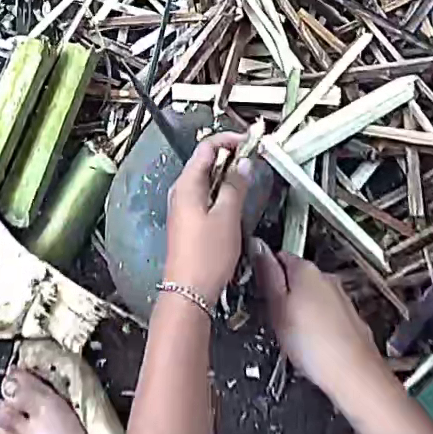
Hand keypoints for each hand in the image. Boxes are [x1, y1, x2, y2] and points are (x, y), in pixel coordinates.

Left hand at [162, 133, 254, 298]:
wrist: (188, 293)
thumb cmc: (205, 257)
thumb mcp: (227, 217)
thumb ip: (235, 186)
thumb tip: (242, 164)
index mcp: (187, 184)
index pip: (206, 147)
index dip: (228, 140)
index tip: (248, 141)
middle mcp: (181, 191)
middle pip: (205, 160)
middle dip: (229, 156)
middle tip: (251, 158)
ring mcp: (182, 205)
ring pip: (206, 178)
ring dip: (226, 175)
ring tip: (246, 178)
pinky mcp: (187, 220)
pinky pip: (204, 194)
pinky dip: (220, 191)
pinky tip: (233, 200)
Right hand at [250, 240, 384, 397]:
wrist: (355, 377)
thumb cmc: (315, 346)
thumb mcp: (277, 308)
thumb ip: (267, 275)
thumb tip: (259, 248)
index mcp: (305, 270)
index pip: (279, 256)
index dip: (268, 274)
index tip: (264, 293)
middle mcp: (326, 278)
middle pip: (297, 277)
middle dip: (286, 295)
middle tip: (278, 319)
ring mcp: (342, 299)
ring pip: (314, 298)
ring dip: (303, 312)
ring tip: (297, 337)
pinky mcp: (353, 320)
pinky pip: (329, 317)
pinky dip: (321, 327)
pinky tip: (315, 347)